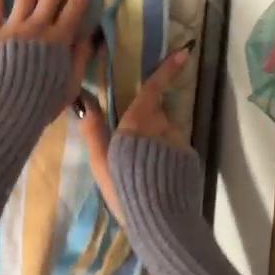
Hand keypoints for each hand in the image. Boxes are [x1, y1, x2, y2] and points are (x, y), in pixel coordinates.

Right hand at [73, 42, 193, 222]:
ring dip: (155, 143)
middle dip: (146, 122)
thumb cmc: (124, 190)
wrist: (161, 222)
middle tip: (131, 149)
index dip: (166, 70)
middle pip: (154, 115)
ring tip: (142, 170)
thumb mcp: (100, 163)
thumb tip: (85, 102)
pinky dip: (166, 158)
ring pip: (165, 133)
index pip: (151, 90)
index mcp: (137, 123)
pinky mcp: (190, 160)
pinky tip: (157, 178)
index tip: (183, 53)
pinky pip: (175, 150)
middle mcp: (161, 127)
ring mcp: (179, 143)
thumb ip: (93, 131)